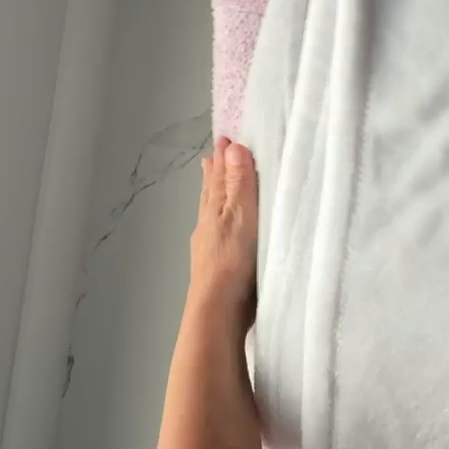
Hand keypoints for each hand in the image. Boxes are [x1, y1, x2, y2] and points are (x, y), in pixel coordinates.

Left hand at [187, 138, 258, 324]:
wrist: (220, 309)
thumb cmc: (233, 261)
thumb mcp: (240, 217)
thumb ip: (239, 185)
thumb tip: (232, 147)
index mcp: (214, 210)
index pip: (218, 177)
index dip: (223, 159)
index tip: (225, 138)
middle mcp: (208, 224)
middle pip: (211, 192)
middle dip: (215, 173)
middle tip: (215, 154)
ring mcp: (211, 245)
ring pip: (213, 211)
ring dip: (216, 193)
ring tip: (212, 179)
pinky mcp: (220, 263)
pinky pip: (220, 230)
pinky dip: (222, 218)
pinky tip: (223, 225)